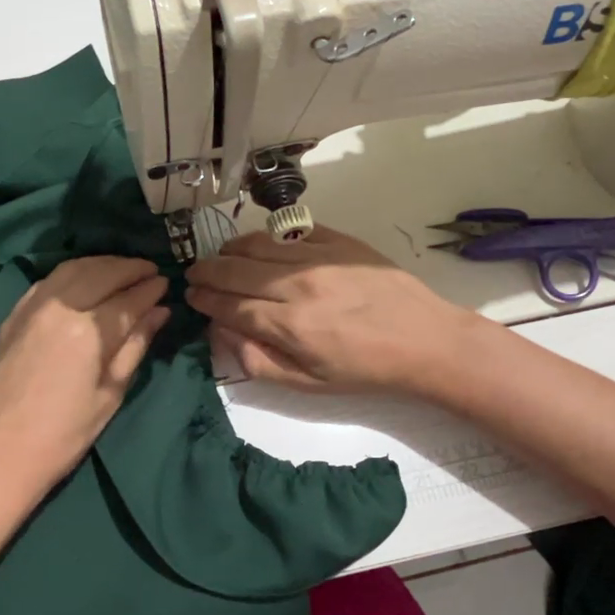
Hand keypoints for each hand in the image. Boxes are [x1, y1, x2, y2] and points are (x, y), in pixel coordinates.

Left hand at [0, 256, 170, 491]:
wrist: (3, 451)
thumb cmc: (66, 432)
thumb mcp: (111, 392)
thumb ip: (135, 345)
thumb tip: (159, 312)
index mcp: (87, 330)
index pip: (127, 298)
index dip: (150, 289)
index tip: (165, 284)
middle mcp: (58, 307)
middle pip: (101, 273)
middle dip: (129, 269)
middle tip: (150, 270)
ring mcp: (31, 308)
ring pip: (72, 269)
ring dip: (101, 265)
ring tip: (121, 269)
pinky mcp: (13, 316)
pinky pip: (48, 282)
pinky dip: (72, 274)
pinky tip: (84, 280)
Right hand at [185, 226, 485, 395]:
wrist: (424, 340)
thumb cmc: (365, 370)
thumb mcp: (308, 385)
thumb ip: (258, 361)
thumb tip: (223, 333)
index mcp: (289, 325)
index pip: (229, 306)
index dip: (203, 300)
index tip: (190, 297)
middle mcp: (297, 285)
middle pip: (234, 270)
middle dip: (206, 271)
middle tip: (193, 274)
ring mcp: (318, 257)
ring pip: (257, 243)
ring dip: (230, 249)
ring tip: (221, 257)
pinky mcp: (339, 240)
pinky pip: (290, 230)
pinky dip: (266, 236)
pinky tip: (259, 244)